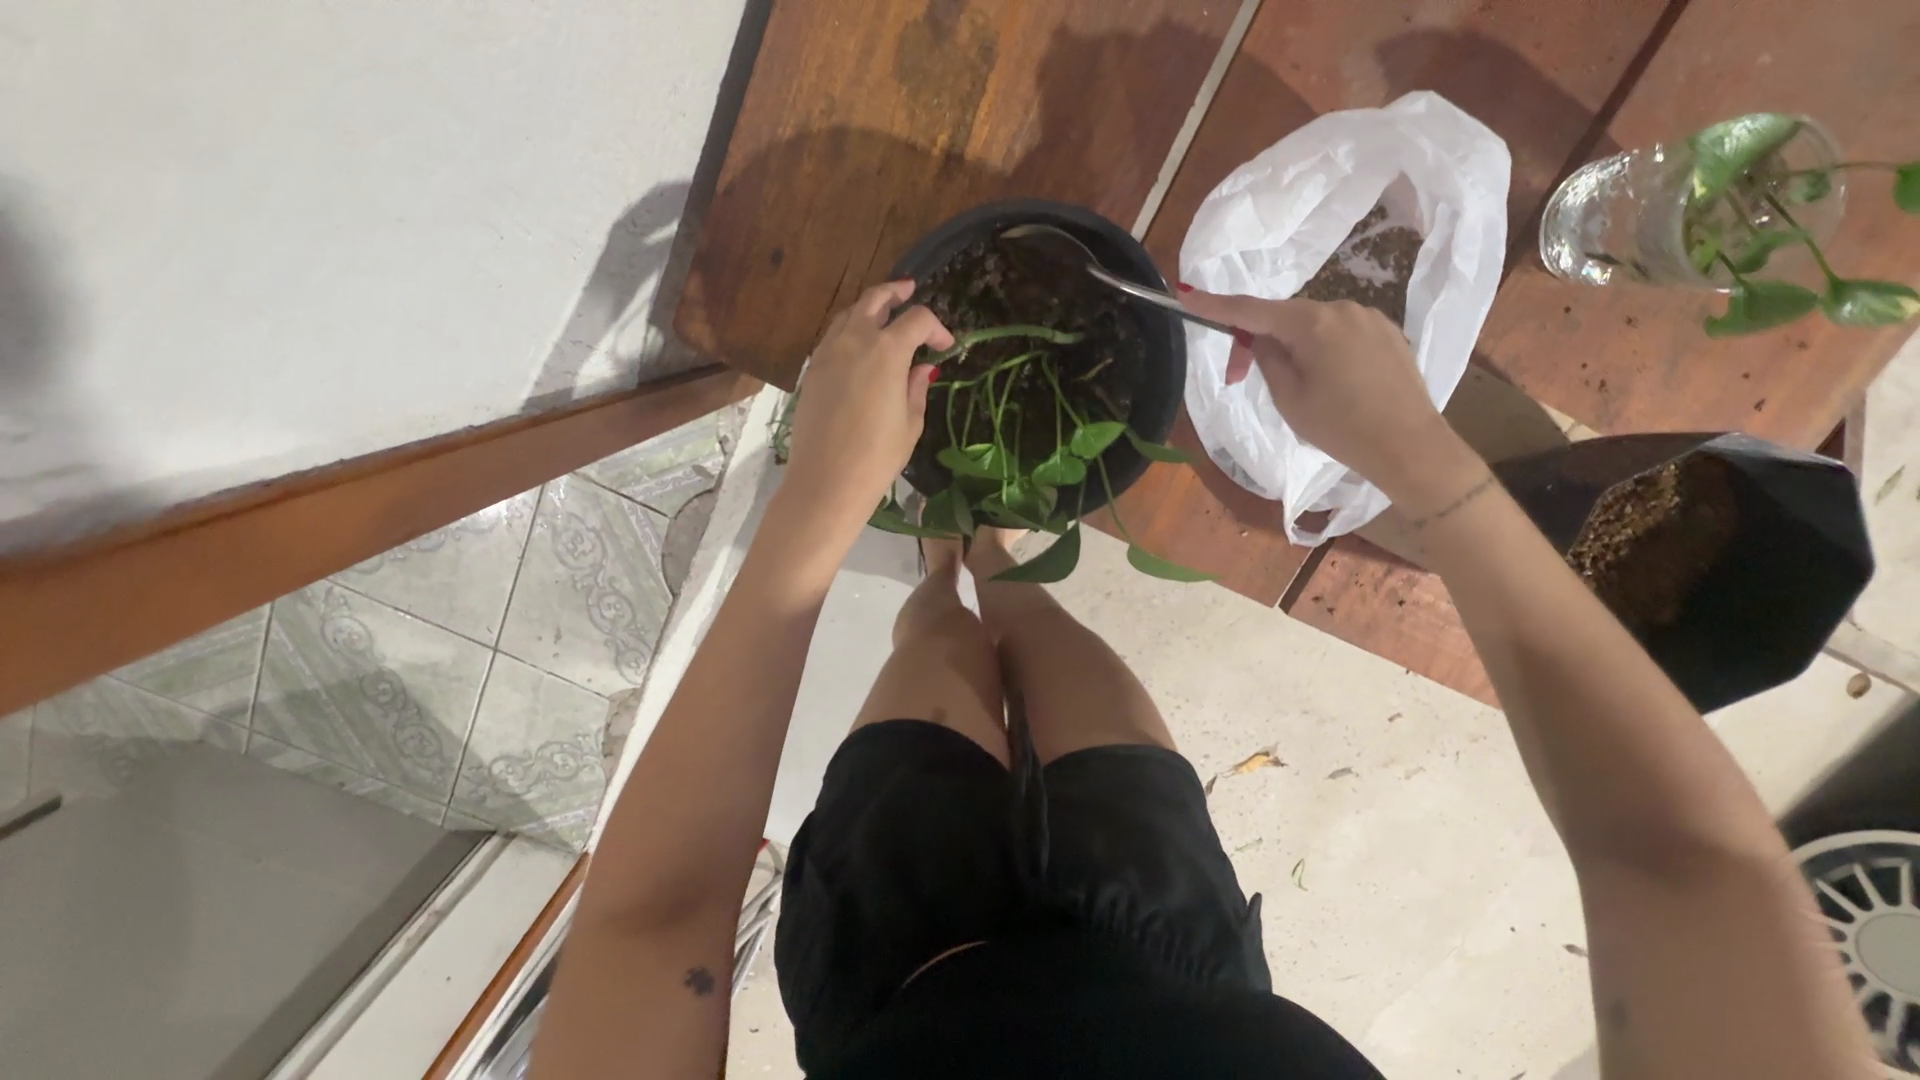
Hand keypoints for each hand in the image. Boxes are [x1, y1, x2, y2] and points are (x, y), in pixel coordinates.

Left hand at [784, 280, 953, 524]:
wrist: (826, 479)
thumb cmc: (877, 456)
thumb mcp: (910, 423)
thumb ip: (916, 388)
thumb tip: (921, 369)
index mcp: (887, 350)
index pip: (917, 319)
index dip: (937, 329)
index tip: (946, 347)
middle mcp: (855, 340)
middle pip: (875, 299)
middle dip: (895, 293)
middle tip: (909, 291)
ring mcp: (828, 352)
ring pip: (848, 314)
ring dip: (868, 308)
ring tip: (882, 315)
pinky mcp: (811, 370)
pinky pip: (832, 337)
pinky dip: (848, 330)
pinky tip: (858, 346)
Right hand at [1179, 291, 1479, 510]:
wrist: (1409, 446)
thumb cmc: (1340, 427)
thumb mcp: (1288, 398)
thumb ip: (1267, 359)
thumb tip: (1260, 338)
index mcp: (1312, 323)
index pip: (1251, 309)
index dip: (1216, 306)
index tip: (1187, 297)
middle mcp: (1341, 308)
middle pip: (1284, 317)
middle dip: (1257, 341)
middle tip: (1238, 378)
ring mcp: (1368, 318)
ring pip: (1313, 326)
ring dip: (1293, 348)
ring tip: (1295, 389)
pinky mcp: (1387, 333)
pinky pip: (1339, 334)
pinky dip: (1322, 351)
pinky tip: (1329, 384)